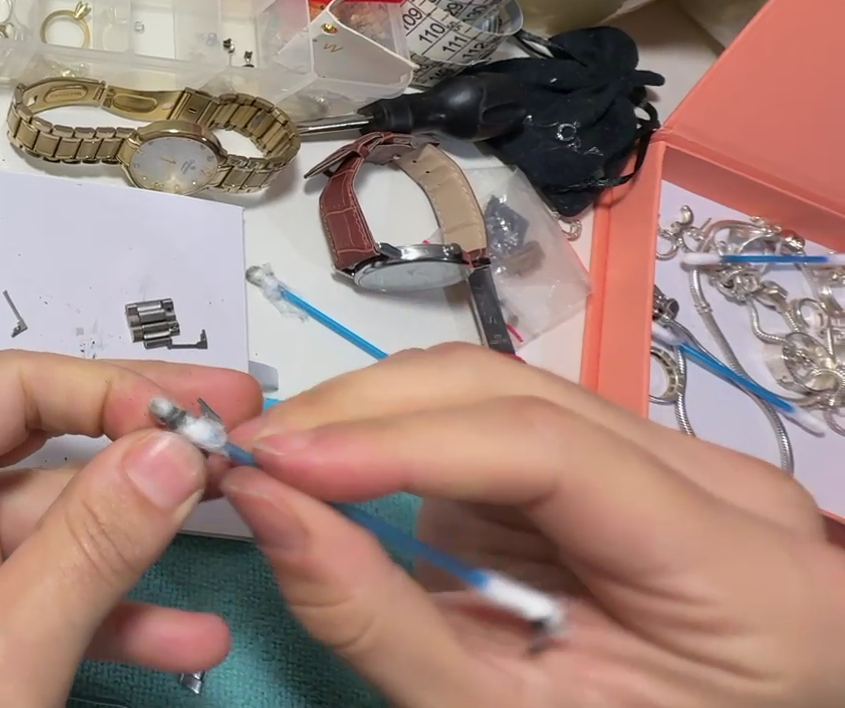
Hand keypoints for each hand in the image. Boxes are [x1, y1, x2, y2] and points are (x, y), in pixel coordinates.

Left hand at [0, 350, 261, 705]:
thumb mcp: (0, 650)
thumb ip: (93, 544)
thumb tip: (175, 449)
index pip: (13, 387)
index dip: (112, 388)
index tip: (204, 406)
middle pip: (37, 437)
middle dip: (135, 444)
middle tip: (232, 432)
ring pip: (48, 514)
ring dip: (135, 532)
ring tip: (234, 517)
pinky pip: (34, 578)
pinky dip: (104, 603)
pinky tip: (187, 634)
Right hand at [219, 344, 843, 707]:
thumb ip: (365, 612)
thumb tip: (252, 494)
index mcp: (744, 575)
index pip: (543, 449)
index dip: (394, 443)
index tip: (273, 462)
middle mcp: (711, 481)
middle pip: (497, 391)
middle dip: (352, 412)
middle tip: (248, 451)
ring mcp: (647, 453)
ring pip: (469, 381)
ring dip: (354, 409)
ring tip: (274, 453)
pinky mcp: (578, 446)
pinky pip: (458, 405)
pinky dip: (375, 423)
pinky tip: (326, 455)